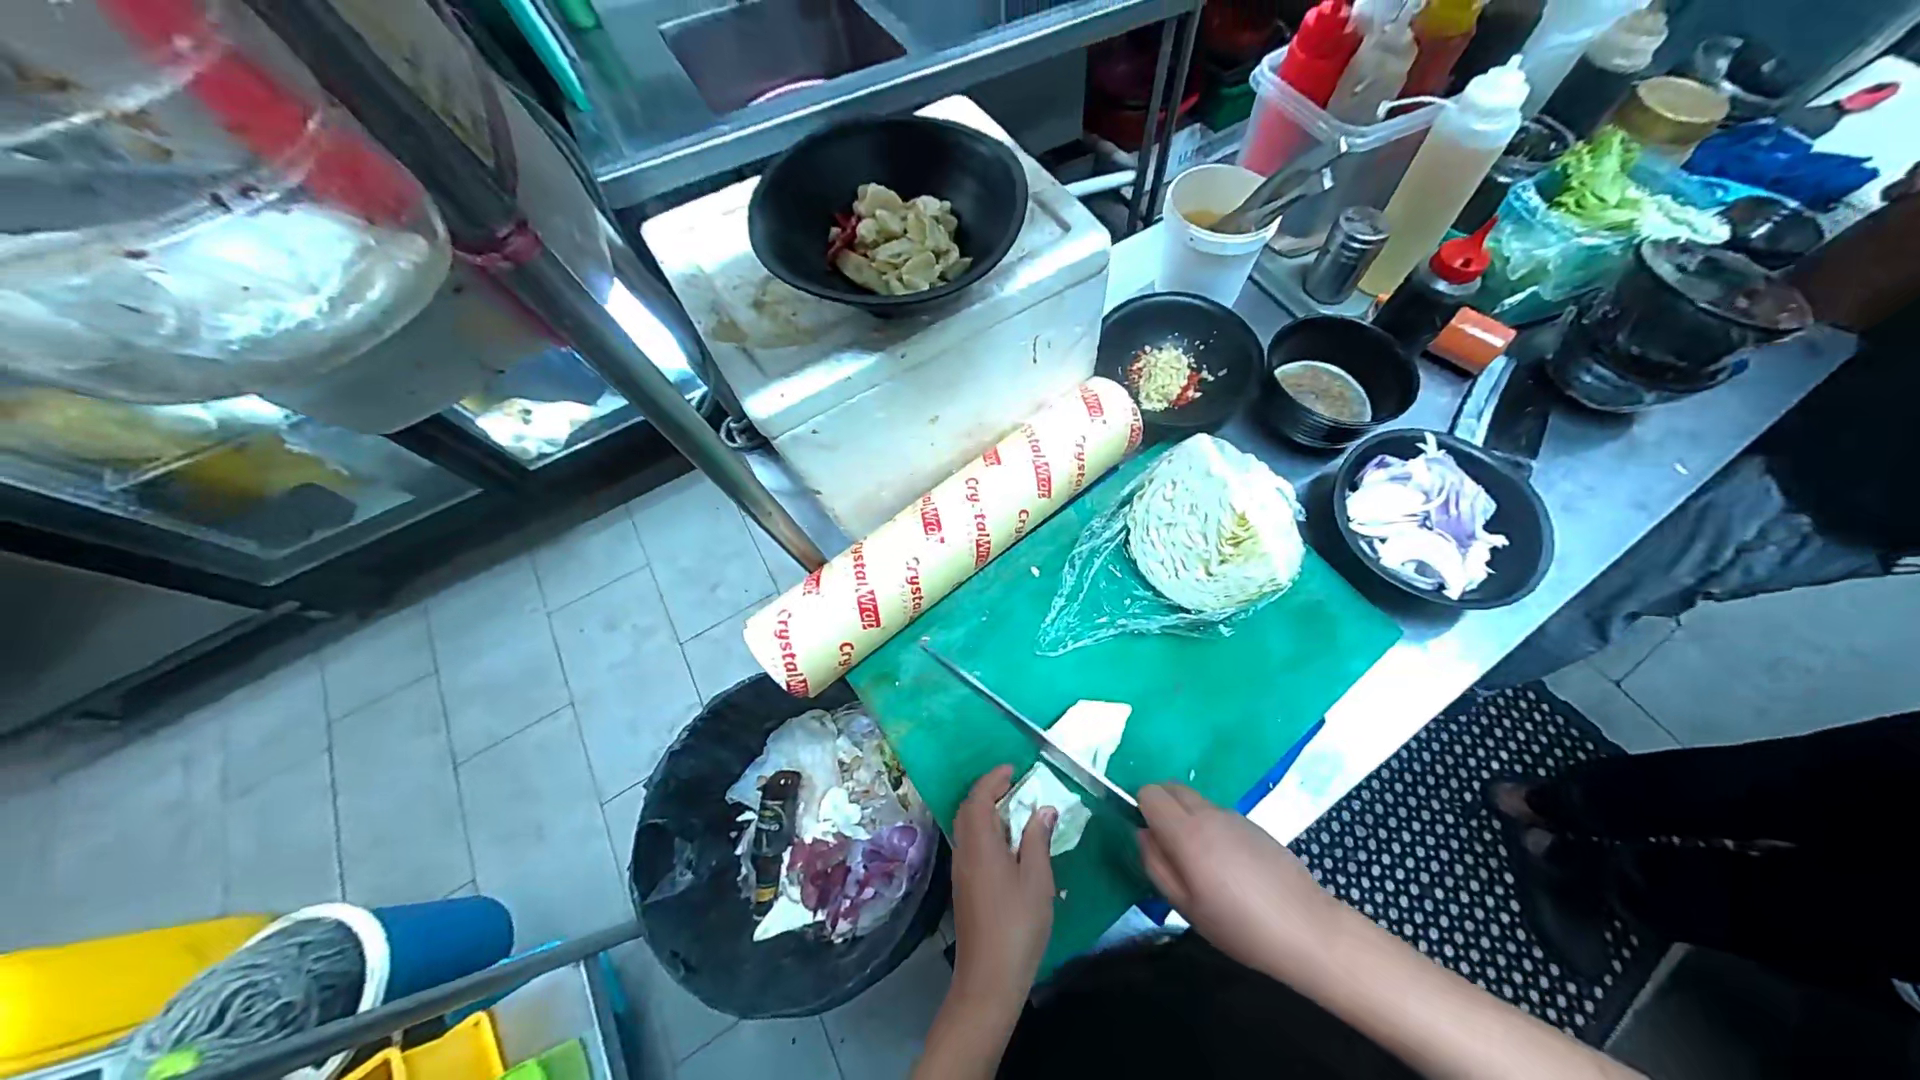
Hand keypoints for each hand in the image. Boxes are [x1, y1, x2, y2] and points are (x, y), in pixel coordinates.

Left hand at [950, 765, 1056, 1000]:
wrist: (989, 977)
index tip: (1012, 769)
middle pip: (968, 809)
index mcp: (978, 843)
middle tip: (1015, 785)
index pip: (978, 797)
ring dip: (987, 811)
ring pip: (967, 827)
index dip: (993, 778)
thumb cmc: (1017, 924)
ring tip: (1016, 810)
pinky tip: (1009, 844)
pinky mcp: (964, 886)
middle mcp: (963, 851)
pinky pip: (971, 844)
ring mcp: (961, 870)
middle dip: (988, 791)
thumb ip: (1037, 839)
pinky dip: (986, 831)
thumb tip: (1042, 809)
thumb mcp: (1037, 878)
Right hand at [1138, 783, 1342, 978]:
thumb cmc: (1240, 926)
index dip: (1142, 810)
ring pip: (1195, 800)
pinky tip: (1228, 865)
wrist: (1309, 929)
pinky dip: (1210, 826)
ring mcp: (1234, 816)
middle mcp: (1208, 813)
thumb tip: (1144, 835)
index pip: (1149, 793)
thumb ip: (1156, 865)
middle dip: (1161, 805)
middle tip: (1169, 847)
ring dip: (1186, 816)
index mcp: (1187, 832)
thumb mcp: (1186, 906)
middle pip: (1171, 786)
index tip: (1151, 839)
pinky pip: (1217, 813)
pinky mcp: (1254, 825)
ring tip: (1201, 861)